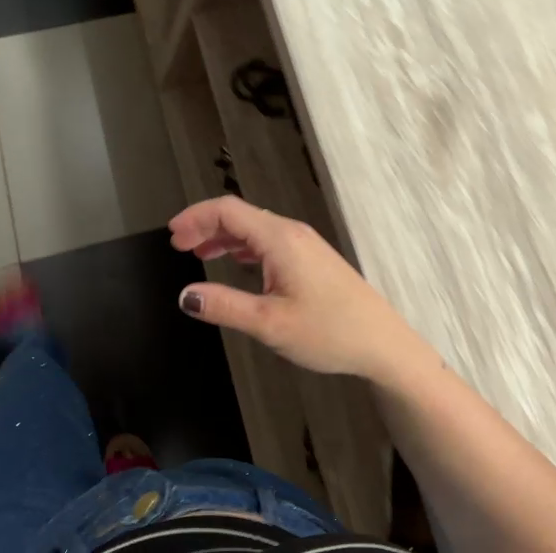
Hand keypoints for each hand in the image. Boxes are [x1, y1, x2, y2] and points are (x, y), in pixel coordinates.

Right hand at [169, 196, 435, 385]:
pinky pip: (267, 241)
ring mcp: (304, 244)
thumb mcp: (270, 324)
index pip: (228, 210)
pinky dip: (242, 246)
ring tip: (197, 253)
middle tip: (178, 246)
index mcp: (279, 239)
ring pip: (254, 228)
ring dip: (223, 236)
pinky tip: (234, 263)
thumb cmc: (328, 332)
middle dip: (205, 225)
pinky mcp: (311, 258)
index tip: (171, 235)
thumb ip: (225, 306)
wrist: (383, 344)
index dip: (196, 217)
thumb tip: (186, 296)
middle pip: (240, 215)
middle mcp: (291, 232)